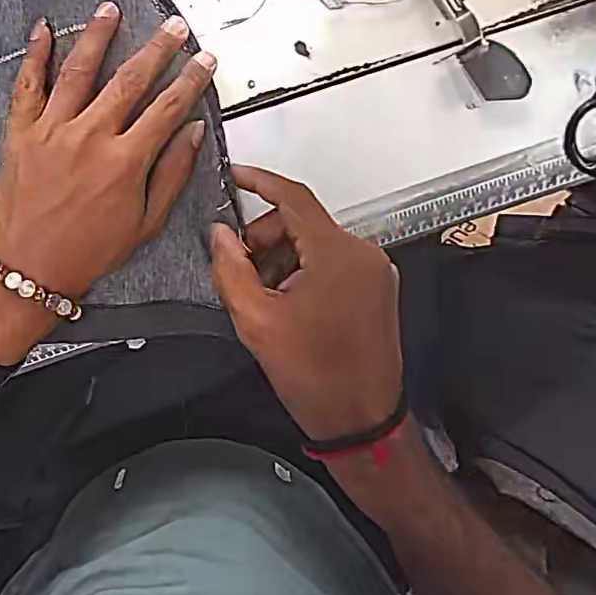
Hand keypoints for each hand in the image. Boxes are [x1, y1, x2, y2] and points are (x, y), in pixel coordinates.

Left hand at [0, 1, 217, 365]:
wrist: (28, 268)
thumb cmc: (87, 250)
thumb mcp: (145, 223)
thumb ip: (172, 173)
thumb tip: (194, 132)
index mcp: (125, 161)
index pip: (168, 107)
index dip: (191, 79)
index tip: (204, 60)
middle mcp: (90, 137)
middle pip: (130, 79)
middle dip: (157, 48)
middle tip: (173, 26)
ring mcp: (52, 130)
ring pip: (79, 70)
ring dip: (99, 36)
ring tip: (112, 9)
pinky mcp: (22, 132)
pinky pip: (28, 85)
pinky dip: (35, 54)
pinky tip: (44, 29)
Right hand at [209, 165, 402, 440]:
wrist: (359, 418)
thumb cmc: (318, 377)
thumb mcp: (256, 319)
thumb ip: (230, 268)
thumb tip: (220, 236)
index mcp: (337, 255)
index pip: (293, 197)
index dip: (259, 182)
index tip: (237, 175)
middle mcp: (362, 255)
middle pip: (300, 221)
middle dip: (263, 240)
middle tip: (241, 270)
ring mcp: (373, 272)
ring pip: (313, 242)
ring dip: (281, 259)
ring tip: (266, 298)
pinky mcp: (375, 287)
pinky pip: (330, 261)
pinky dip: (302, 270)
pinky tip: (287, 302)